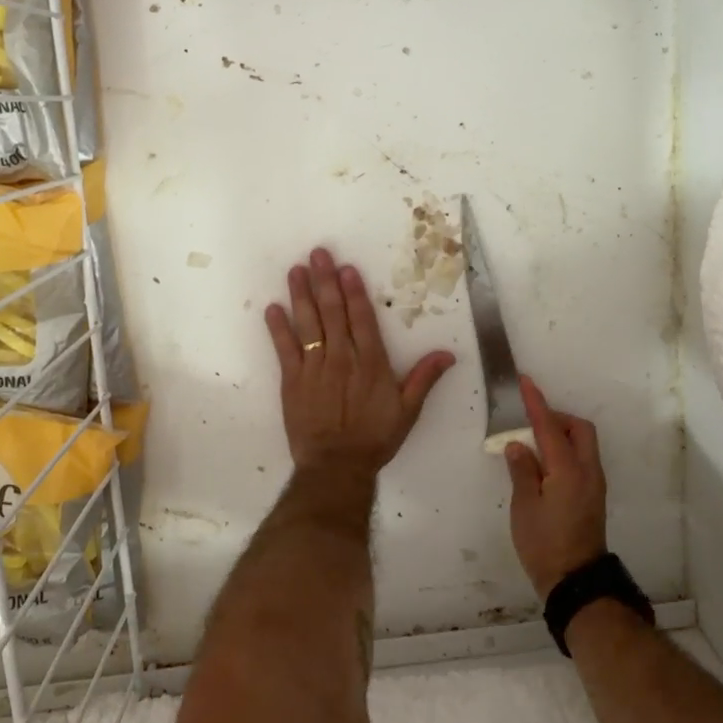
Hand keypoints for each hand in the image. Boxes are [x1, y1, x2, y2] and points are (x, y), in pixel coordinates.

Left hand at [265, 248, 455, 478]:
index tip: (347, 268)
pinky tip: (273, 308)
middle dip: (325, 281)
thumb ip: (424, 379)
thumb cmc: (375, 439)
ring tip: (296, 271)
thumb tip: (448, 354)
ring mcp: (315, 368)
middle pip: (333, 313)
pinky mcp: (292, 382)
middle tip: (318, 254)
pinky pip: (284, 349)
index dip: (354, 292)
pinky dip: (278, 328)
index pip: (362, 320)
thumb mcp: (408, 411)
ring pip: (308, 325)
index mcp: (371, 364)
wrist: (336, 467)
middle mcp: (342, 359)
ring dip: (302, 295)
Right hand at [505, 376, 607, 596]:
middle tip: (531, 422)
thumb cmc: (545, 545)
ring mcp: (593, 484)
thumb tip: (518, 445)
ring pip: (583, 444)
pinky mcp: (592, 497)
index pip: (550, 426)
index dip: (536, 403)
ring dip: (561, 434)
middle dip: (557, 417)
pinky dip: (565, 451)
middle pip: (579, 429)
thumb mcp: (525, 507)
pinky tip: (545, 465)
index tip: (525, 381)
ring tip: (534, 444)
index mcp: (568, 470)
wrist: (575, 582)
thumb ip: (522, 471)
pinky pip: (581, 460)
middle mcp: (587, 471)